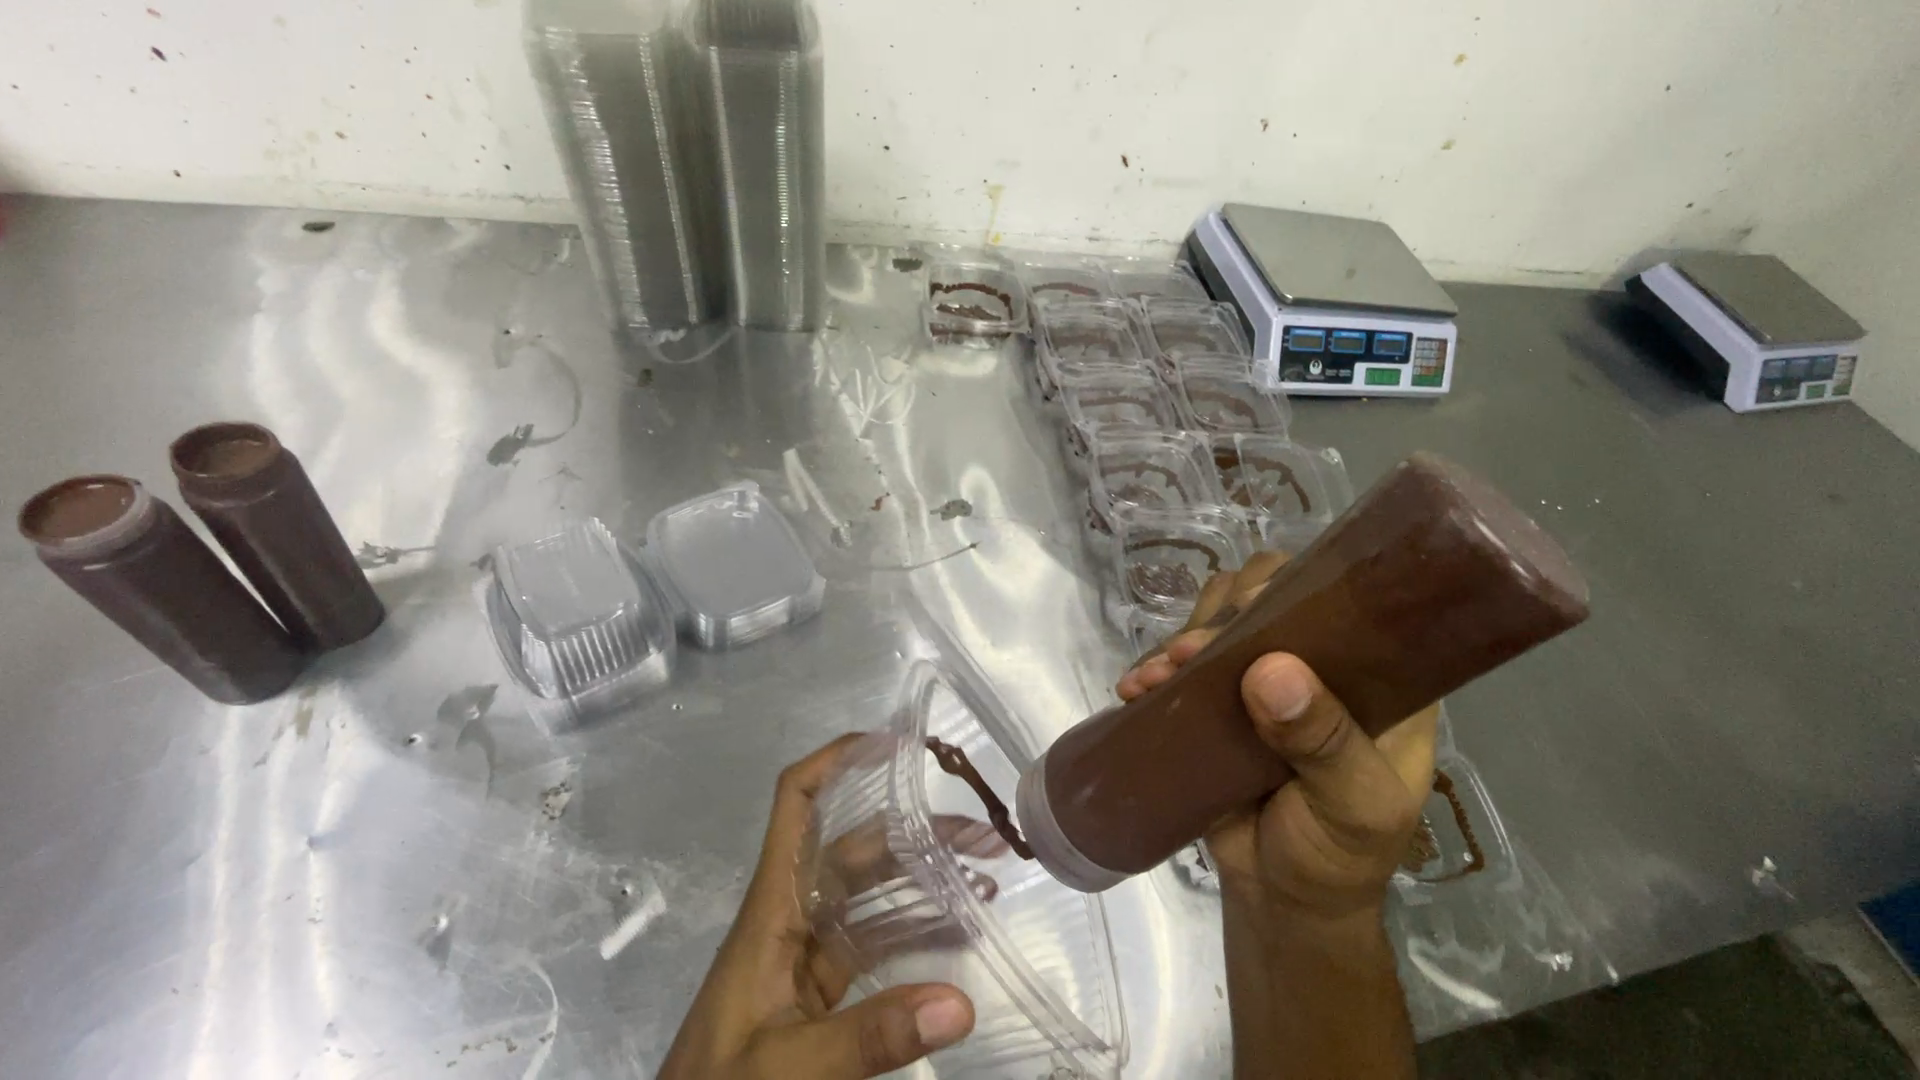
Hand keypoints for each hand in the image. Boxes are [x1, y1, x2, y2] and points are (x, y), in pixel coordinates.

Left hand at [659, 736, 977, 1079]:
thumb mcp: (788, 1064)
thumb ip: (869, 1035)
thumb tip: (961, 1003)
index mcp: (773, 904)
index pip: (798, 804)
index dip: (839, 761)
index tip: (896, 745)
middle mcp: (793, 912)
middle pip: (857, 847)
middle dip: (916, 829)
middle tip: (983, 833)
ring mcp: (806, 950)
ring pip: (872, 892)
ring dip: (925, 877)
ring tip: (986, 874)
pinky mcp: (819, 988)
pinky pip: (876, 942)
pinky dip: (917, 931)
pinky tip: (960, 934)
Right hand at [1117, 554, 1438, 920]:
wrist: (1279, 901)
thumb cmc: (1339, 856)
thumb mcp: (1354, 806)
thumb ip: (1324, 743)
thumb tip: (1271, 669)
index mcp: (1376, 678)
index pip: (1344, 602)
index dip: (1297, 589)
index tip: (1247, 608)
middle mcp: (1319, 665)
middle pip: (1271, 595)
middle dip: (1223, 614)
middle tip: (1192, 652)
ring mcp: (1263, 681)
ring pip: (1221, 621)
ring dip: (1184, 637)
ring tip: (1158, 675)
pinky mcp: (1216, 703)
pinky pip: (1184, 665)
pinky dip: (1156, 668)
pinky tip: (1134, 689)